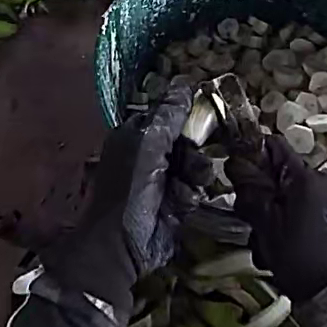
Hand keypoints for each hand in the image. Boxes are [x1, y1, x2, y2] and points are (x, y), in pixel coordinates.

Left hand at [38, 82, 200, 317]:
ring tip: (182, 188)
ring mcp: (166, 177)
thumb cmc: (127, 189)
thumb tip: (186, 82)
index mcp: (138, 132)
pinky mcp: (179, 201)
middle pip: (190, 137)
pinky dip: (191, 194)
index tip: (205, 114)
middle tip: (187, 161)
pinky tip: (181, 203)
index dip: (189, 113)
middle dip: (193, 150)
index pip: (172, 112)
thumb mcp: (147, 144)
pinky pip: (198, 187)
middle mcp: (152, 151)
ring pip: (199, 163)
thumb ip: (168, 114)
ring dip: (195, 174)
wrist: (121, 245)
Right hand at [225, 135, 326, 300]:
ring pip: (285, 198)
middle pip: (277, 175)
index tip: (236, 177)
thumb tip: (234, 165)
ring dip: (271, 219)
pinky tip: (280, 254)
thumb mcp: (268, 226)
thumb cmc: (303, 256)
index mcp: (304, 176)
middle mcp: (319, 180)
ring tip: (266, 248)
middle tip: (250, 223)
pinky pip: (300, 213)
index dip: (250, 155)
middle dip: (259, 197)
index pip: (272, 145)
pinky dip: (287, 228)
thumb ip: (251, 193)